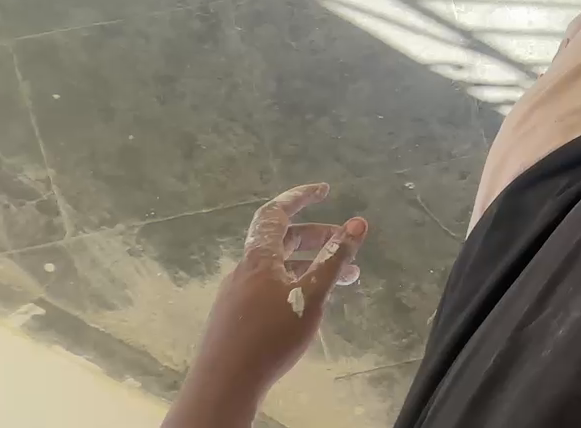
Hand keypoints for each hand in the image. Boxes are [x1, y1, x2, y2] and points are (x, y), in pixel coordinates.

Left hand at [169, 184, 367, 423]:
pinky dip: (298, 282)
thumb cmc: (269, 336)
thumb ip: (336, 257)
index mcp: (259, 260)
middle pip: (282, 240)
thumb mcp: (312, 294)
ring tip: (343, 279)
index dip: (299, 197)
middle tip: (347, 244)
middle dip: (319, 237)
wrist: (222, 390)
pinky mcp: (236, 318)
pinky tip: (313, 302)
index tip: (325, 190)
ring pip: (280, 267)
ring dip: (313, 264)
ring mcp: (237, 296)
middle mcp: (245, 272)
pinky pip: (272, 286)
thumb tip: (358, 222)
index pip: (276, 214)